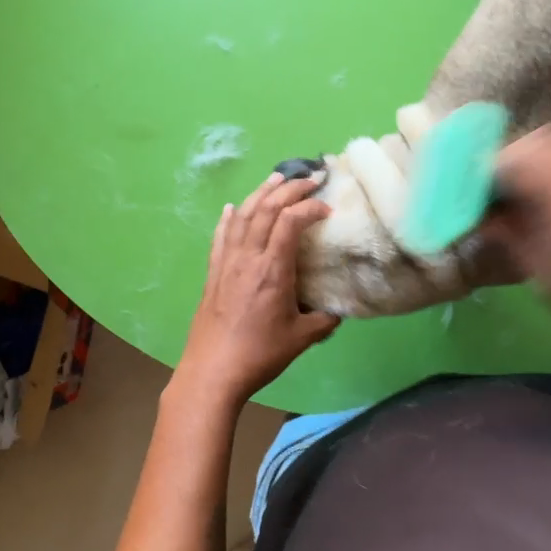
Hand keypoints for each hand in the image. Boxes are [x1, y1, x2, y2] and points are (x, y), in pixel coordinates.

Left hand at [173, 174, 340, 406]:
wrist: (212, 372)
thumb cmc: (259, 355)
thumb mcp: (302, 338)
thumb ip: (325, 320)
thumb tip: (339, 309)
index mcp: (273, 270)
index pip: (291, 222)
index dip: (310, 208)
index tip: (328, 209)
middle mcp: (248, 257)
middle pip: (266, 209)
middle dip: (289, 189)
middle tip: (309, 179)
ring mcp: (227, 263)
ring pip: (242, 216)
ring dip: (260, 193)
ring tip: (276, 178)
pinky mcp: (213, 273)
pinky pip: (221, 236)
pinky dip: (230, 217)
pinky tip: (232, 208)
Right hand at [483, 126, 550, 343]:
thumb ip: (514, 239)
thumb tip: (481, 215)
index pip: (519, 161)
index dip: (490, 170)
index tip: (475, 189)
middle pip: (540, 141)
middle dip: (510, 156)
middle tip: (494, 185)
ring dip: (534, 155)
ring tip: (519, 186)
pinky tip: (549, 189)